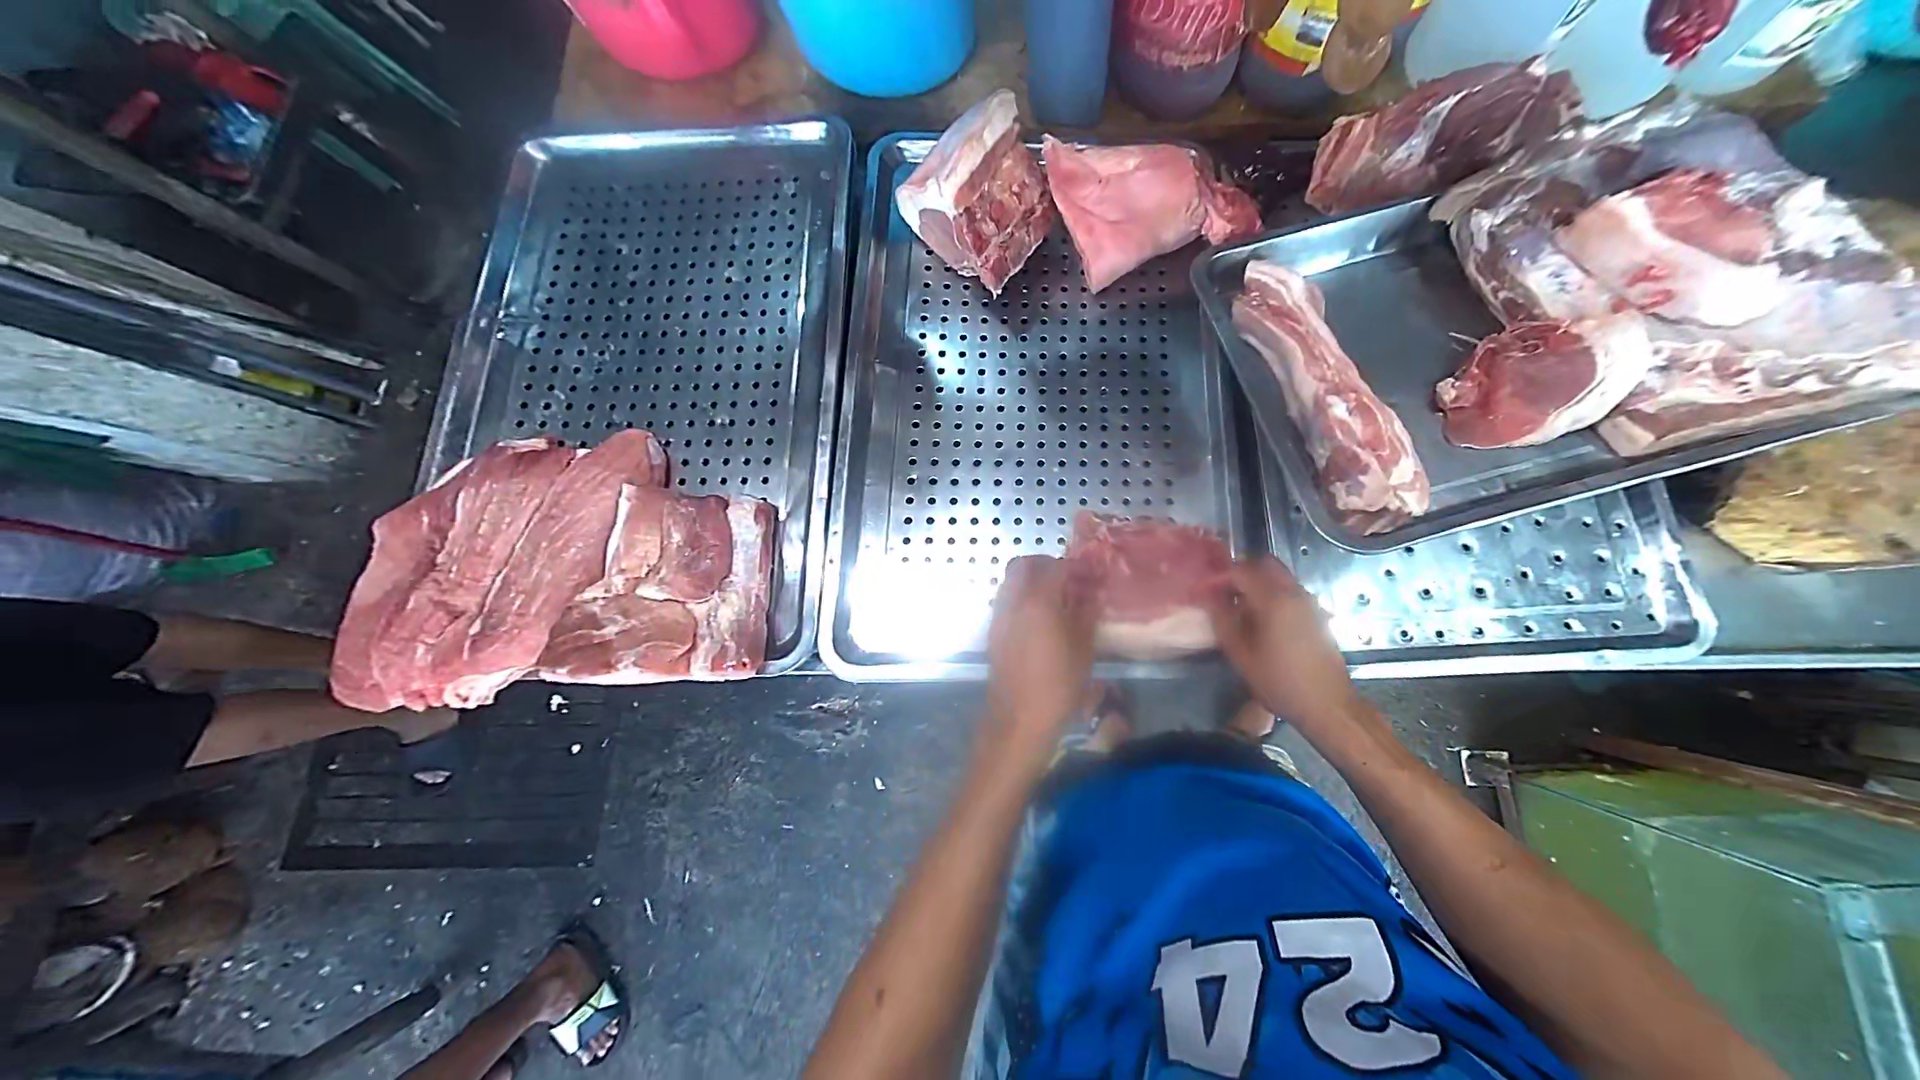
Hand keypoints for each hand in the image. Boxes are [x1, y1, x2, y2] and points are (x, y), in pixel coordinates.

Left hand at [983, 556, 1094, 771]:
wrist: (1018, 719)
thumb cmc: (1058, 685)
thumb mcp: (1083, 648)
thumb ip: (1086, 612)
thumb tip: (1090, 591)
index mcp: (1038, 601)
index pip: (1056, 567)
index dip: (1076, 566)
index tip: (1091, 575)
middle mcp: (1013, 601)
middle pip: (1024, 565)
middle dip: (1047, 565)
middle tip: (1069, 581)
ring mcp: (999, 616)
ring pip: (1011, 581)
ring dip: (1032, 581)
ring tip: (1058, 601)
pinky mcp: (993, 631)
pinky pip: (1007, 600)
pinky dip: (1023, 598)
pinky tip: (1042, 619)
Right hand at [1208, 558, 1361, 731]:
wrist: (1328, 705)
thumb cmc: (1279, 681)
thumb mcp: (1241, 654)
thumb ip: (1223, 620)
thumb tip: (1210, 598)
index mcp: (1274, 599)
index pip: (1241, 571)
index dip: (1218, 578)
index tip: (1203, 592)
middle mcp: (1295, 593)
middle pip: (1265, 564)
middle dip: (1240, 573)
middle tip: (1221, 592)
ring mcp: (1310, 603)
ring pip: (1279, 577)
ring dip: (1257, 583)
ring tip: (1237, 607)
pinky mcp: (1317, 615)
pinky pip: (1289, 591)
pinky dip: (1271, 594)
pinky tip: (1260, 619)